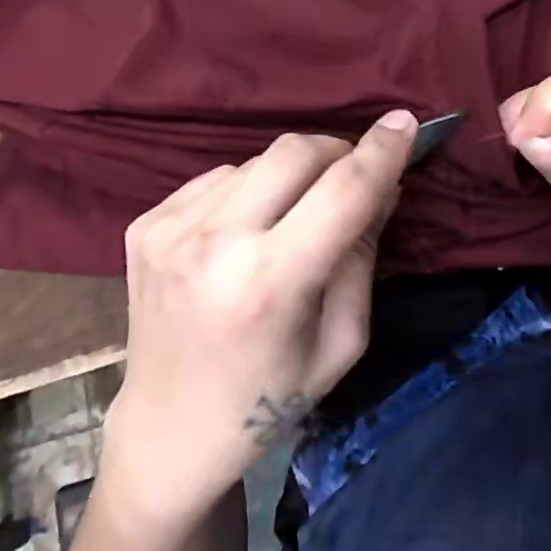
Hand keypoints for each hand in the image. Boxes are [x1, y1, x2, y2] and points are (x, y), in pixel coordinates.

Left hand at [98, 110, 417, 533]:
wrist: (168, 427)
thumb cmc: (268, 402)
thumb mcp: (340, 343)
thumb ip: (362, 257)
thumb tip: (382, 186)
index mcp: (269, 283)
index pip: (342, 192)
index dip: (381, 152)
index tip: (405, 123)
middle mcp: (213, 243)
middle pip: (293, 151)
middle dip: (335, 153)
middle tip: (350, 178)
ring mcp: (169, 228)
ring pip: (254, 161)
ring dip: (288, 178)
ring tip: (288, 222)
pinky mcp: (145, 224)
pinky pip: (216, 179)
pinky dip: (245, 192)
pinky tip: (242, 234)